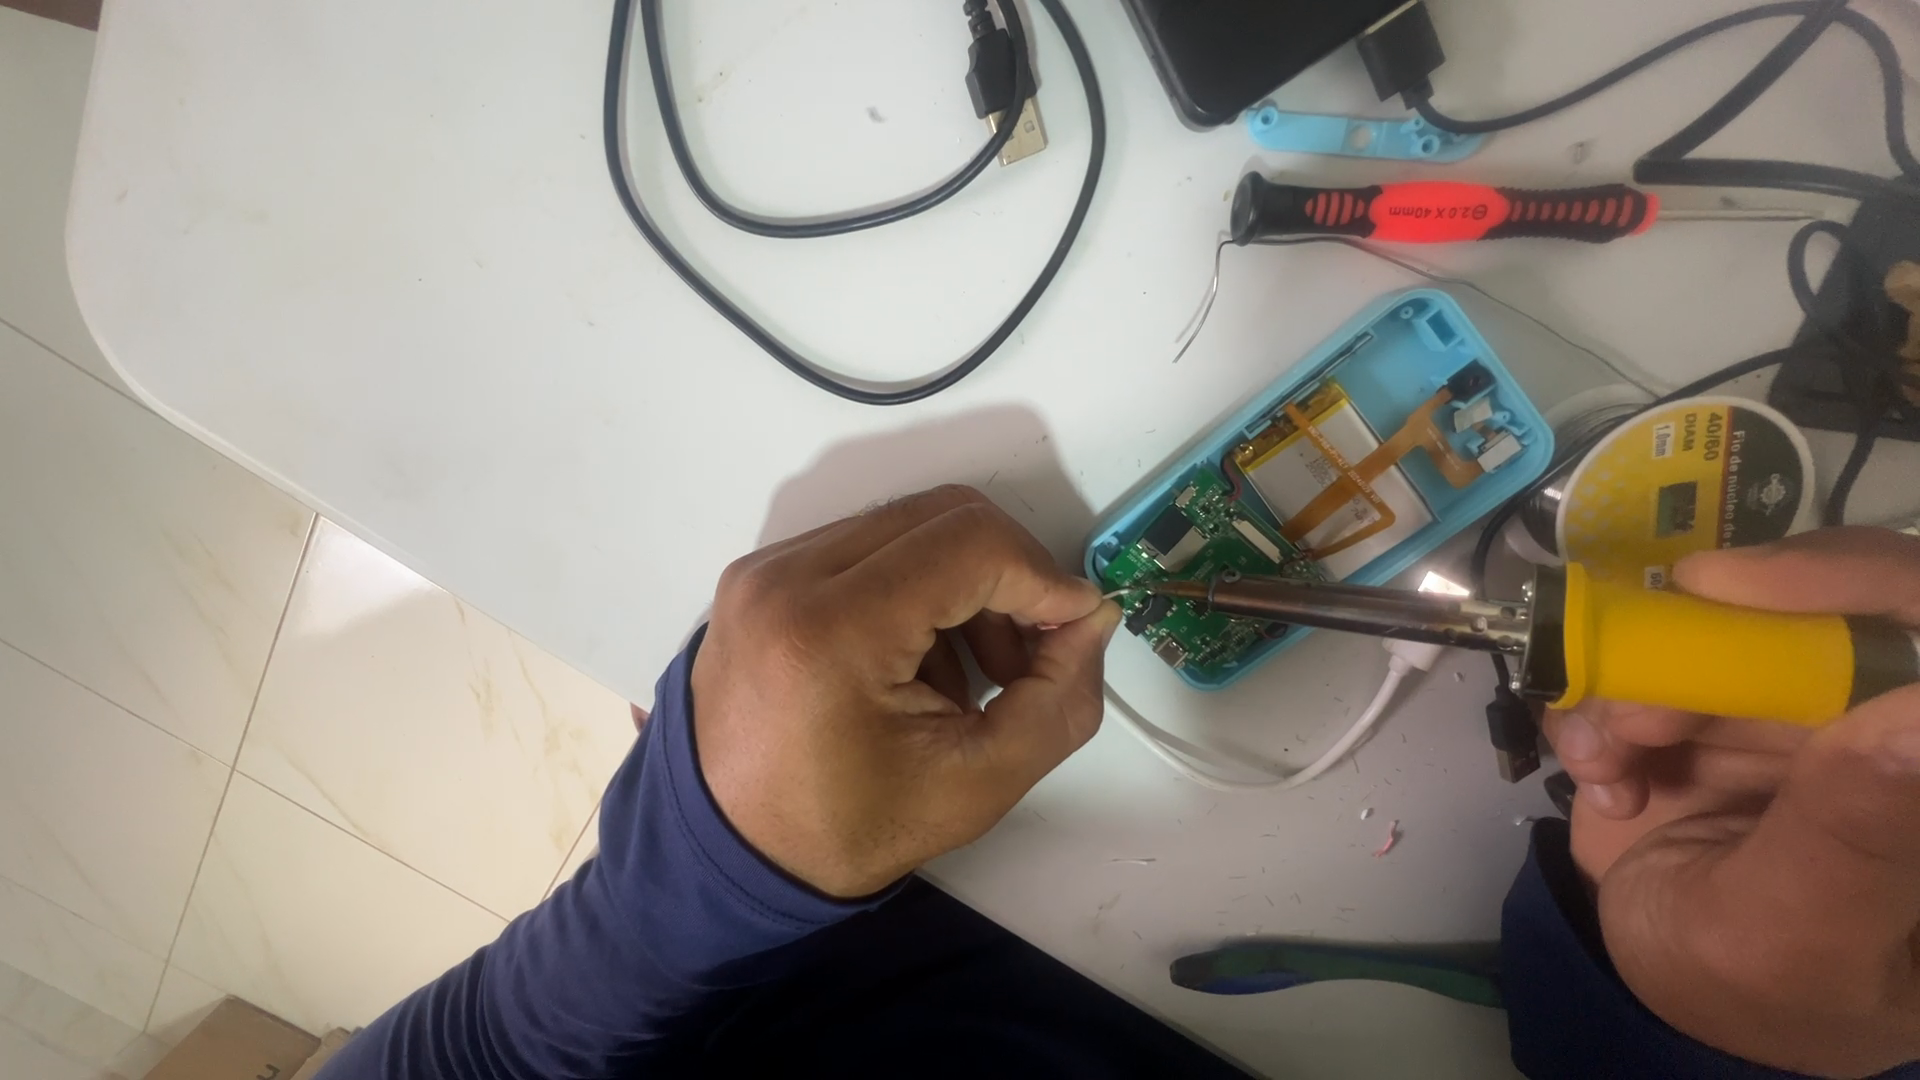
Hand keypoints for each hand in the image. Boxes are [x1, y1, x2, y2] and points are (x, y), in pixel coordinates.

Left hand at [690, 485, 1119, 898]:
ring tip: (974, 674)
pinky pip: (872, 546)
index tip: (1075, 625)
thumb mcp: (976, 785)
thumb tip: (1091, 617)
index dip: (1042, 575)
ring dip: (967, 583)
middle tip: (1029, 652)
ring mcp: (768, 566)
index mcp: (829, 630)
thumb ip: (1059, 700)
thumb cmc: (845, 829)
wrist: (723, 851)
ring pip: (911, 525)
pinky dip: (921, 587)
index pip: (970, 544)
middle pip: (944, 515)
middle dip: (1010, 575)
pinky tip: (922, 661)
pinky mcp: (765, 572)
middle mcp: (788, 574)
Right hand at [1539, 527, 1919, 1075]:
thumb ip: (1854, 838)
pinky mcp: (1691, 710)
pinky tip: (1599, 773)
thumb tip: (1917, 717)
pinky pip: (1623, 668)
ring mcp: (1777, 712)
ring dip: (1623, 693)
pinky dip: (1591, 712)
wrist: (1651, 978)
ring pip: (1690, 636)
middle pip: (1799, 614)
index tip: (1722, 585)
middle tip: (1637, 722)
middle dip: (1693, 654)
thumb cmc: (1756, 987)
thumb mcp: (1797, 935)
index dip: (1853, 579)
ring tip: (1605, 767)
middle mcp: (1869, 722)